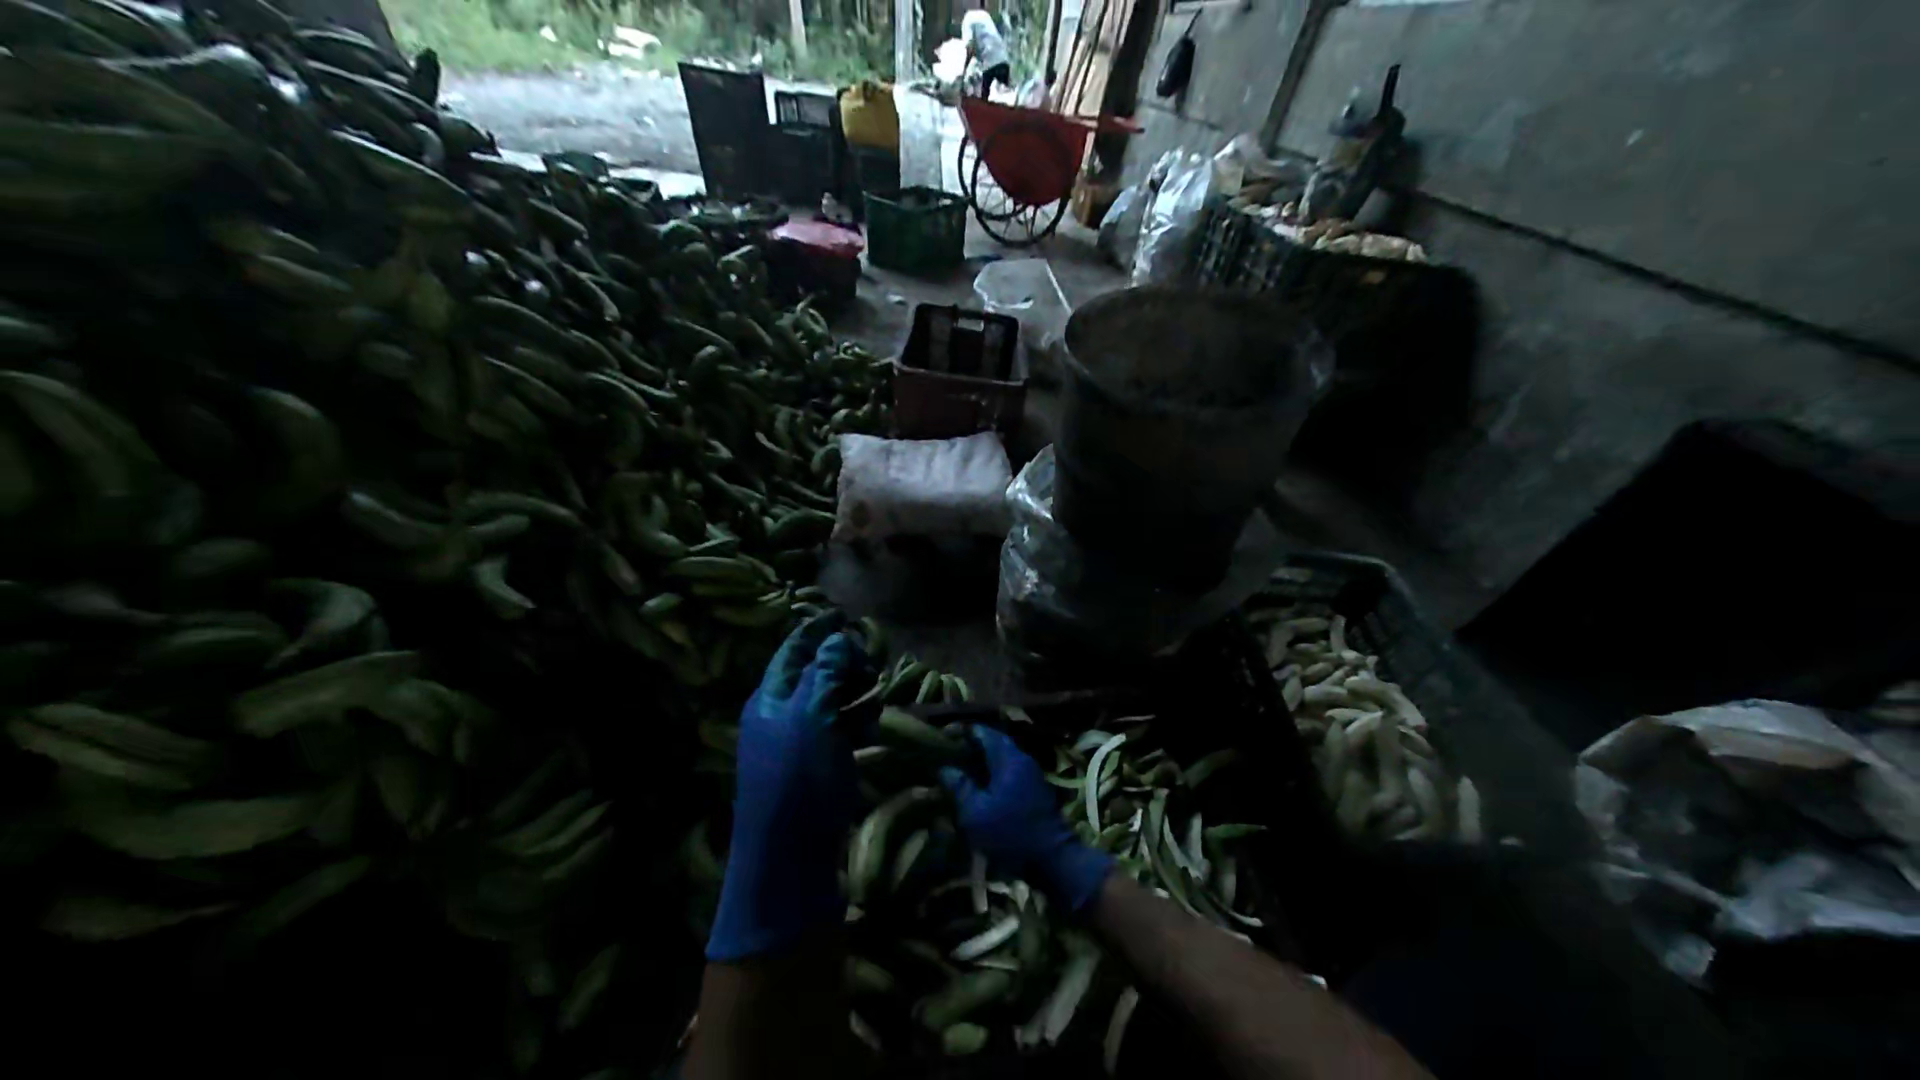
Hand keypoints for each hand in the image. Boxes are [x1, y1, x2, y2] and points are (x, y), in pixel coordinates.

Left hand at [708, 614, 866, 960]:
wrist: (790, 861)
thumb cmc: (797, 781)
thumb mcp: (810, 718)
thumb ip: (825, 673)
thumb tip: (838, 638)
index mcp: (770, 698)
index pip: (794, 650)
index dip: (817, 630)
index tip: (844, 614)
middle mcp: (782, 716)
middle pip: (815, 673)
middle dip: (844, 662)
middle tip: (872, 662)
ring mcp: (800, 744)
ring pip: (831, 701)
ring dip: (855, 690)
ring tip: (878, 690)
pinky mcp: (818, 768)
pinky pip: (840, 730)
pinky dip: (858, 720)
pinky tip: (875, 722)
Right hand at [939, 726, 1113, 912]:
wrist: (1053, 860)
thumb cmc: (1010, 833)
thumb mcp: (975, 812)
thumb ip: (958, 786)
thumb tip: (943, 768)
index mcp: (1008, 757)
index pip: (981, 730)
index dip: (959, 731)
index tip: (940, 739)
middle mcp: (1021, 758)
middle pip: (991, 742)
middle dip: (968, 747)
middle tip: (945, 756)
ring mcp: (1030, 774)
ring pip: (999, 757)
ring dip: (979, 762)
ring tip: (957, 771)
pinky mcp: (1033, 790)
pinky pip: (1007, 772)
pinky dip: (990, 774)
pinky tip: (976, 788)